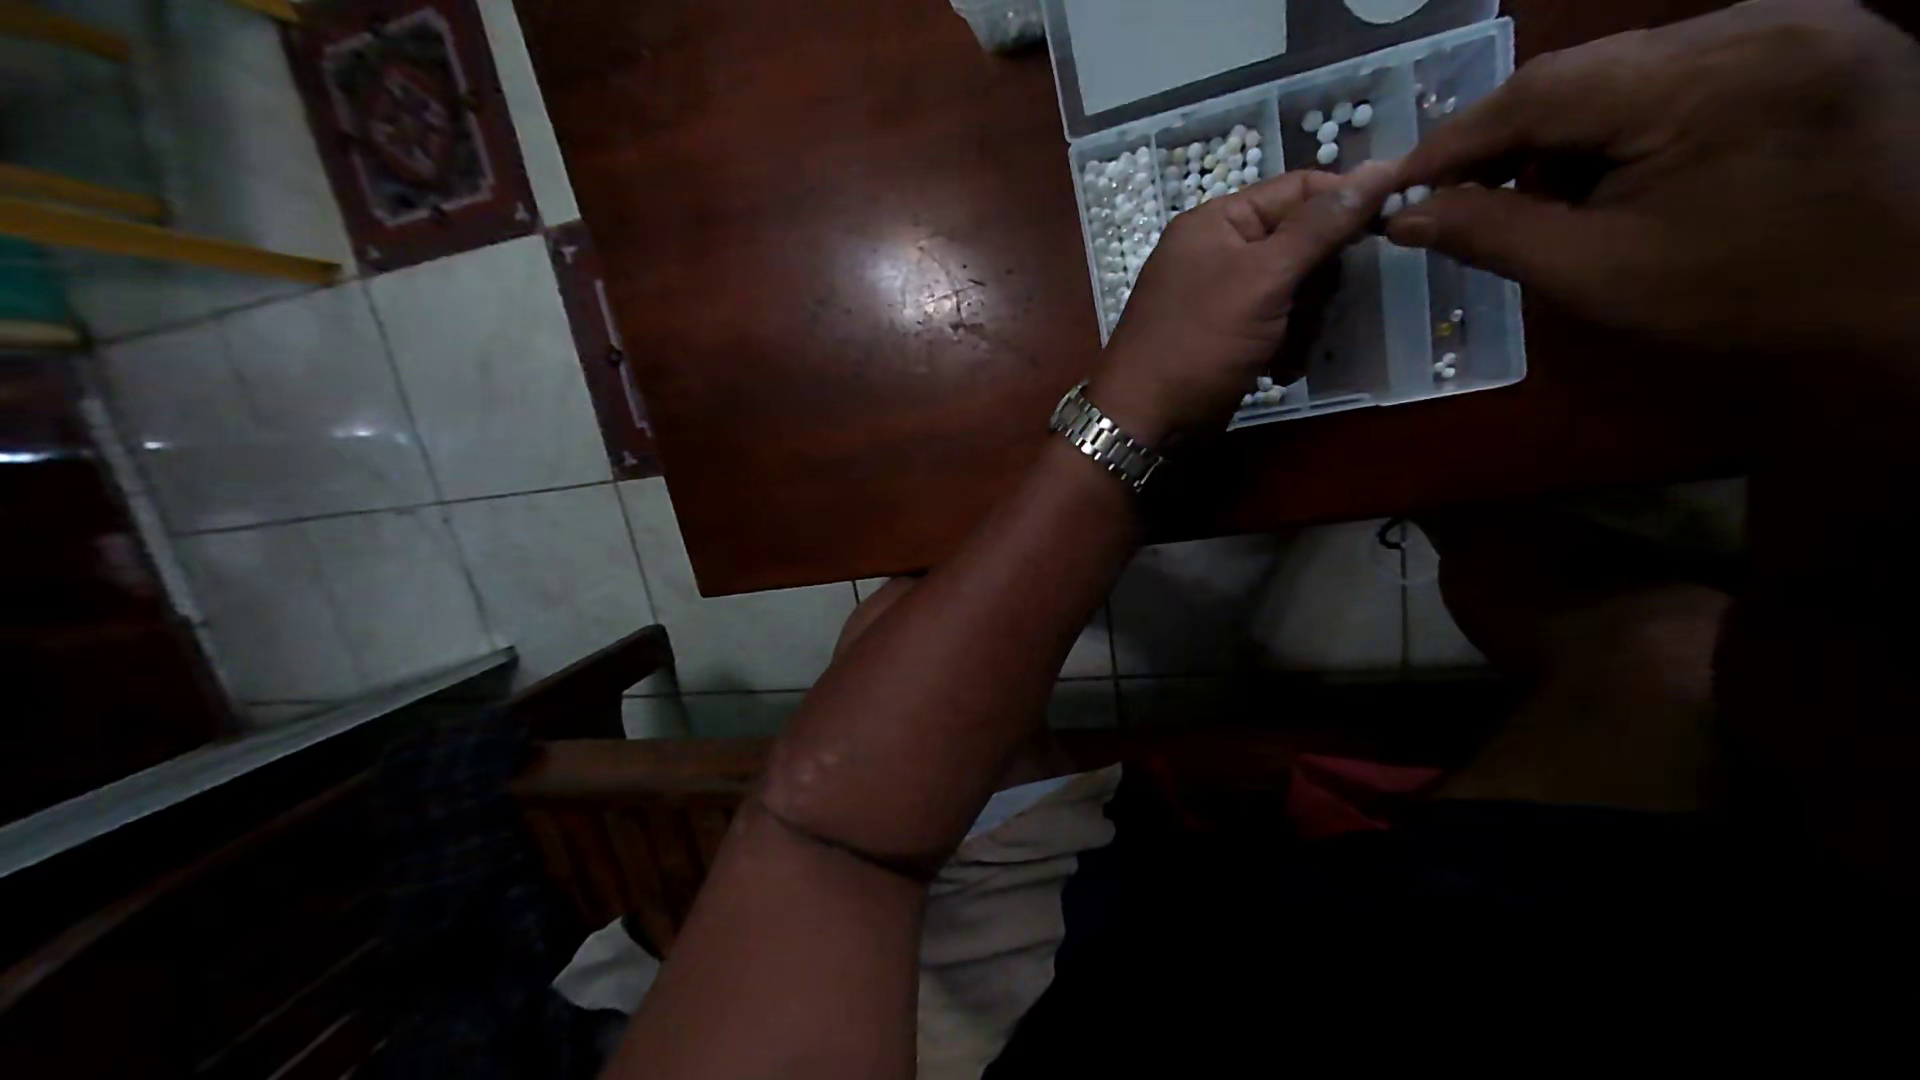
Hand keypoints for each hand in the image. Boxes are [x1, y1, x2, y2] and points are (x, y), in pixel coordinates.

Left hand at [1090, 162, 1400, 444]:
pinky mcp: (1225, 336)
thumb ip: (1319, 227)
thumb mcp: (1262, 278)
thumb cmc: (1198, 343)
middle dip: (1317, 282)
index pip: (1299, 189)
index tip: (1392, 225)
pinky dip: (1283, 347)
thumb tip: (1380, 168)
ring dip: (1303, 323)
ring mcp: (1220, 297)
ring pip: (1293, 291)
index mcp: (1217, 222)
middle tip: (1314, 309)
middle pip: (1300, 243)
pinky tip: (1280, 369)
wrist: (1145, 421)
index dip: (1346, 203)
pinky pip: (1274, 326)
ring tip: (1288, 349)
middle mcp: (1217, 252)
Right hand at [1387, 0, 1919, 359]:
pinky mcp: (1795, 40)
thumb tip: (1402, 217)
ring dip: (1546, 136)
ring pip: (1611, 71)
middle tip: (1444, 202)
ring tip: (1523, 199)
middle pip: (1573, 72)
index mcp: (1710, 77)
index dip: (1450, 142)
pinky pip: (1661, 73)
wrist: (1909, 287)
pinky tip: (1593, 175)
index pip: (1538, 91)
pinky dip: (1603, 125)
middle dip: (1495, 141)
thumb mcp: (1593, 271)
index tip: (1392, 189)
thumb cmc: (1743, 291)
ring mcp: (1785, 21)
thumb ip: (1490, 233)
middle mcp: (1752, 21)